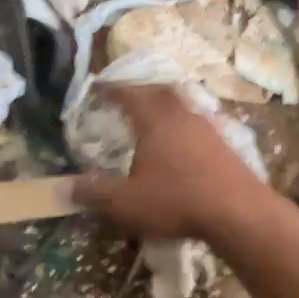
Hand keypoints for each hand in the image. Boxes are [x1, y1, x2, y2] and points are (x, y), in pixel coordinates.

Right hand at [72, 85, 274, 242]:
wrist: (236, 211)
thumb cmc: (175, 201)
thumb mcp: (125, 203)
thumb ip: (93, 193)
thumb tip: (62, 188)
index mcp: (154, 120)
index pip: (128, 94)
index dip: (111, 89)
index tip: (98, 86)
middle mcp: (181, 114)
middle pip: (159, 91)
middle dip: (141, 91)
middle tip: (127, 97)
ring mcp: (207, 127)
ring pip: (182, 105)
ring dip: (166, 106)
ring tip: (154, 117)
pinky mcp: (224, 144)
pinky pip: (198, 124)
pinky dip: (184, 127)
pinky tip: (183, 143)